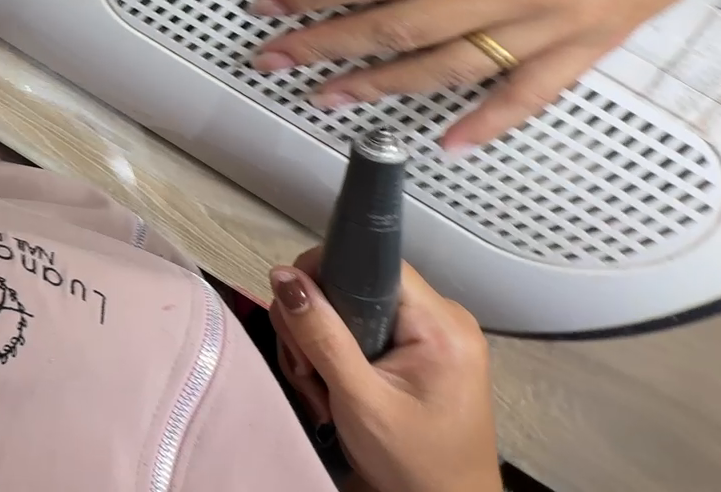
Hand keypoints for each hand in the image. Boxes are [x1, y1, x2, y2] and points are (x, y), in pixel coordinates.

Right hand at [269, 251, 499, 491]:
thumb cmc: (414, 463)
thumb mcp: (359, 399)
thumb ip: (321, 334)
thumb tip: (283, 275)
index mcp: (440, 326)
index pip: (368, 261)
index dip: (323, 273)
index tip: (298, 310)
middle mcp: (436, 319)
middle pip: (347, 283)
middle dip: (312, 320)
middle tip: (309, 366)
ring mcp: (423, 335)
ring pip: (340, 305)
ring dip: (313, 340)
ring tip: (318, 382)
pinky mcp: (409, 350)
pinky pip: (351, 325)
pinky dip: (327, 349)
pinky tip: (327, 382)